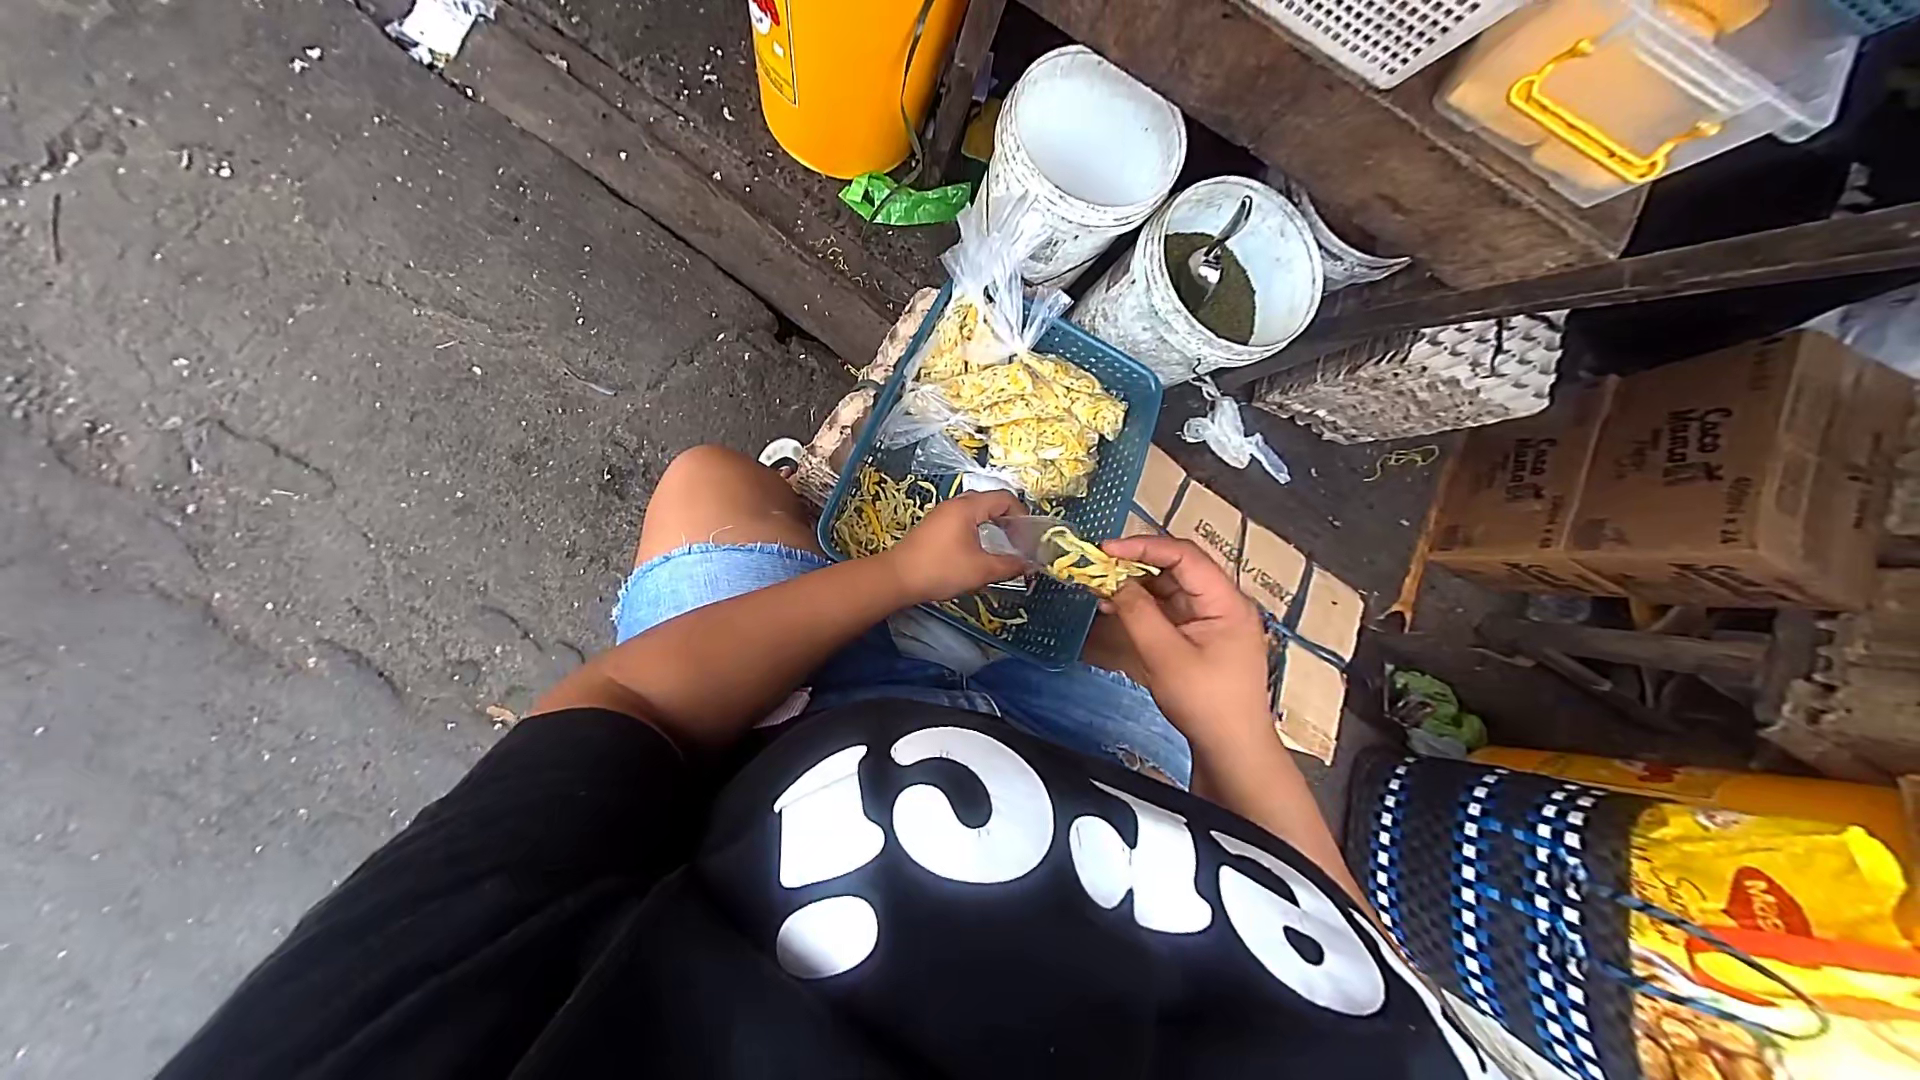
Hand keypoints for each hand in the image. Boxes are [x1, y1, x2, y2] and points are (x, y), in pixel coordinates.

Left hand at [882, 491, 1027, 603]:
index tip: (1028, 536)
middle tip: (1018, 540)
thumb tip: (1030, 564)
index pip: (1004, 498)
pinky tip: (980, 549)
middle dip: (1008, 518)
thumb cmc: (940, 570)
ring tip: (1003, 545)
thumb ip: (1009, 565)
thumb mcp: (981, 570)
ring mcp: (942, 514)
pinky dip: (977, 529)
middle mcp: (955, 504)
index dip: (1021, 514)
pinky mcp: (934, 526)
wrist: (897, 578)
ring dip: (992, 524)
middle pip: (990, 501)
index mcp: (968, 507)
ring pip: (976, 511)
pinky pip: (963, 520)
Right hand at [1098, 535, 1272, 754]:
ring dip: (1136, 586)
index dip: (1143, 546)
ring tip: (1102, 590)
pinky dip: (1143, 606)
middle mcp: (1223, 602)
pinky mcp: (1201, 635)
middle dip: (1136, 565)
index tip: (1106, 550)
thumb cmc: (1205, 703)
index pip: (1184, 555)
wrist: (1232, 750)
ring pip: (1170, 587)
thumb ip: (1138, 612)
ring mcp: (1212, 619)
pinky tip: (1117, 608)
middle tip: (1099, 568)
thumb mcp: (1165, 655)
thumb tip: (1114, 581)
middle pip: (1177, 568)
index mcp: (1226, 601)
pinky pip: (1169, 609)